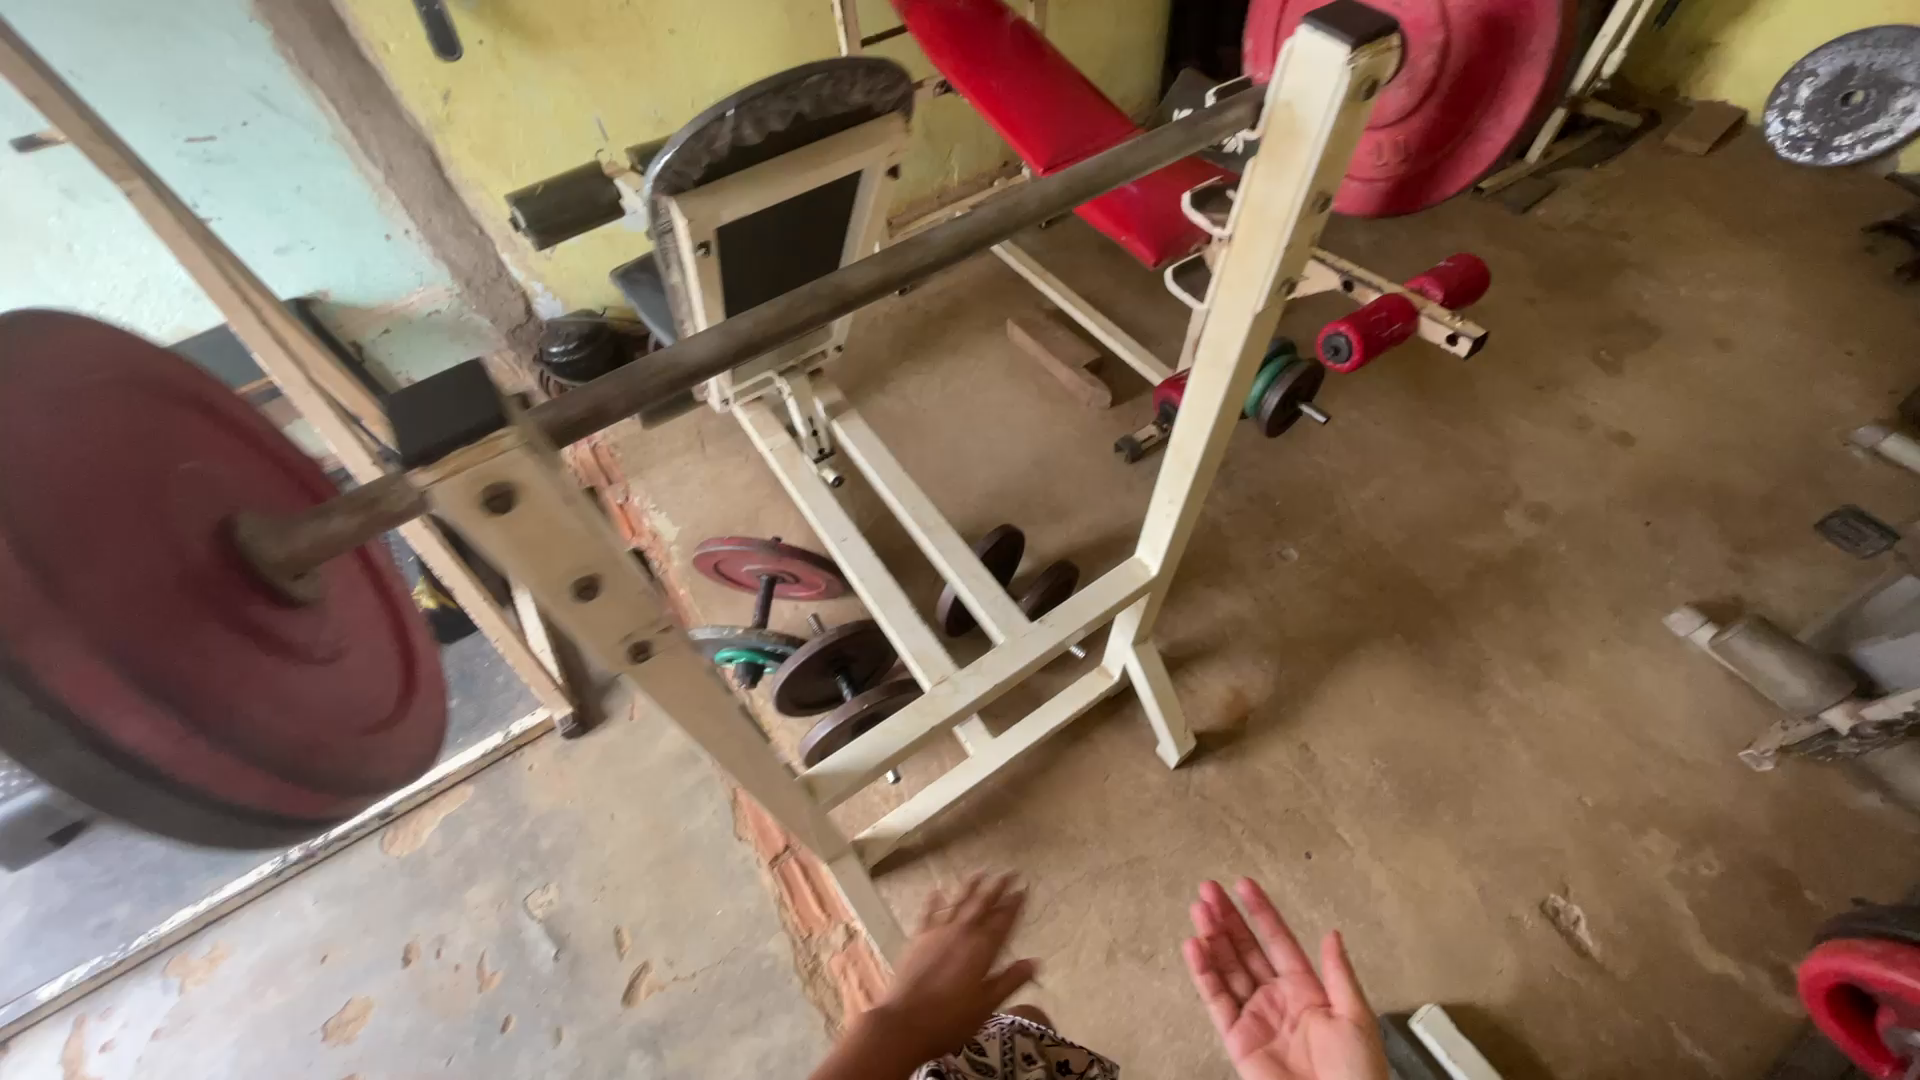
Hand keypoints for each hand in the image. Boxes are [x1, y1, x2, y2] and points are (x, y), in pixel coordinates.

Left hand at [876, 872, 1037, 1060]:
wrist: (905, 1022)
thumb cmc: (950, 1019)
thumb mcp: (987, 1005)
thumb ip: (1010, 980)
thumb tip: (1035, 961)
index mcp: (981, 949)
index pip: (1002, 921)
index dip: (1014, 904)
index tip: (1023, 888)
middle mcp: (962, 933)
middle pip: (982, 905)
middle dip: (997, 887)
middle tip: (1009, 872)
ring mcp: (938, 932)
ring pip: (958, 903)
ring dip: (970, 887)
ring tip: (980, 872)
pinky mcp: (919, 938)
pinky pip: (929, 913)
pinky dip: (934, 901)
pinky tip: (937, 890)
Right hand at [1183, 878, 1388, 1079]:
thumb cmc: (1357, 1077)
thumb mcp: (1357, 1021)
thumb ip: (1339, 975)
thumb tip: (1331, 933)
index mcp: (1307, 991)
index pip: (1278, 941)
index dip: (1261, 912)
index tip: (1243, 885)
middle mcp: (1277, 999)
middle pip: (1246, 949)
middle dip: (1227, 918)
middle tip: (1207, 889)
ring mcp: (1255, 1017)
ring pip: (1227, 968)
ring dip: (1211, 937)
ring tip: (1198, 909)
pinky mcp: (1236, 1039)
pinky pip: (1216, 999)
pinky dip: (1203, 972)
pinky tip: (1194, 947)